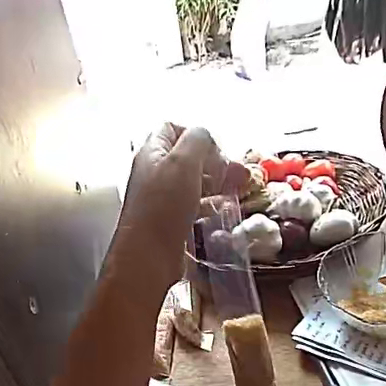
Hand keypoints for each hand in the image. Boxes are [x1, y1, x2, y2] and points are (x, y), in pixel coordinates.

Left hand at [108, 123, 244, 293]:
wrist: (148, 257)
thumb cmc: (164, 206)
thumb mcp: (183, 163)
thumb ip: (198, 140)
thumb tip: (207, 137)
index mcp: (151, 152)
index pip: (173, 128)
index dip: (197, 135)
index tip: (216, 151)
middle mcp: (153, 172)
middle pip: (186, 157)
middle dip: (214, 161)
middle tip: (237, 174)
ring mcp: (161, 198)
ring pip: (192, 181)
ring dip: (216, 183)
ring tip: (237, 190)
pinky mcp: (169, 220)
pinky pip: (193, 204)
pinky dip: (210, 203)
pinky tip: (223, 210)